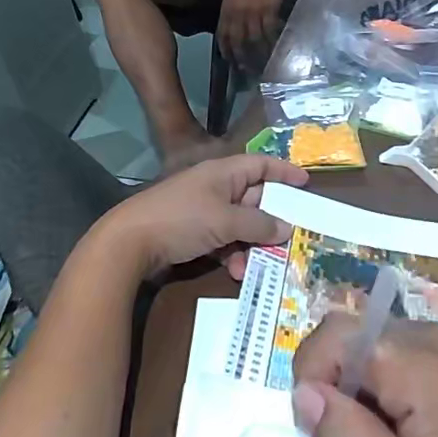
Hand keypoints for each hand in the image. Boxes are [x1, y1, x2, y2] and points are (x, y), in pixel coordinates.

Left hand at [87, 154, 306, 274]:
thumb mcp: (225, 221)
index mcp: (223, 173)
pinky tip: (236, 272)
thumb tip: (286, 227)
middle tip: (291, 238)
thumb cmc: (182, 220)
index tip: (306, 184)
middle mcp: (215, 187)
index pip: (260, 164)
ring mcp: (202, 210)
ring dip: (251, 244)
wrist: (131, 241)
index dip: (284, 172)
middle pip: (253, 198)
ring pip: (239, 224)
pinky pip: (222, 240)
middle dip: (270, 220)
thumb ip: (258, 224)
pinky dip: (231, 254)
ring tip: (257, 265)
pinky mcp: (192, 232)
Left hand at [217, 0, 283, 65]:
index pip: (223, 34)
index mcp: (227, 8)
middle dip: (240, 56)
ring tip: (261, 62)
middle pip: (238, 40)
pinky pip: (270, 30)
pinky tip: (275, 46)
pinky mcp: (269, 10)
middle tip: (244, 68)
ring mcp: (254, 12)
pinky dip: (272, 39)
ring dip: (257, 52)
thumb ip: (230, 8)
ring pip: (254, 38)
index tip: (228, 59)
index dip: (225, 48)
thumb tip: (232, 22)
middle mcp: (238, 14)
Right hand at [291, 314, 437, 436]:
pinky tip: (406, 436)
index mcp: (416, 361)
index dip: (312, 381)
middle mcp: (427, 334)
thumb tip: (304, 394)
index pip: (331, 337)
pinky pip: (391, 359)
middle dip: (334, 391)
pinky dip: (380, 393)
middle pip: (347, 340)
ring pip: (366, 350)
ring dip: (356, 396)